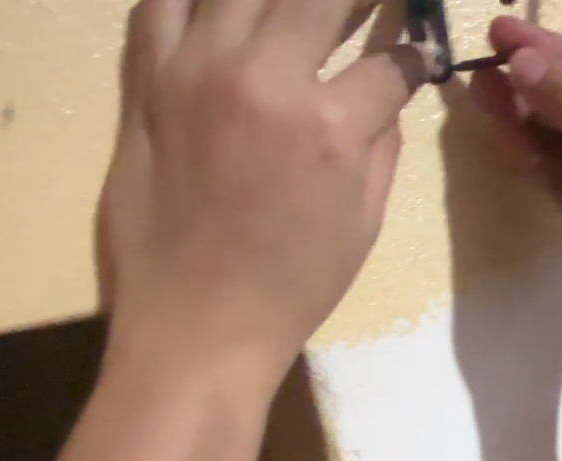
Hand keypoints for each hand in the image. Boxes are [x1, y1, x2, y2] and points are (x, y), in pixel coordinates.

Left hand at [97, 0, 427, 382]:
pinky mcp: (147, 79)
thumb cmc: (291, 291)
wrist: (198, 328)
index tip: (414, 58)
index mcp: (329, 128)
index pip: (390, 63)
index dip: (413, 57)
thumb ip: (380, 152)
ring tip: (298, 8)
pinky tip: (224, 10)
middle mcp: (264, 77)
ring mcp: (196, 69)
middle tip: (362, 8)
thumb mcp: (361, 230)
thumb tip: (386, 99)